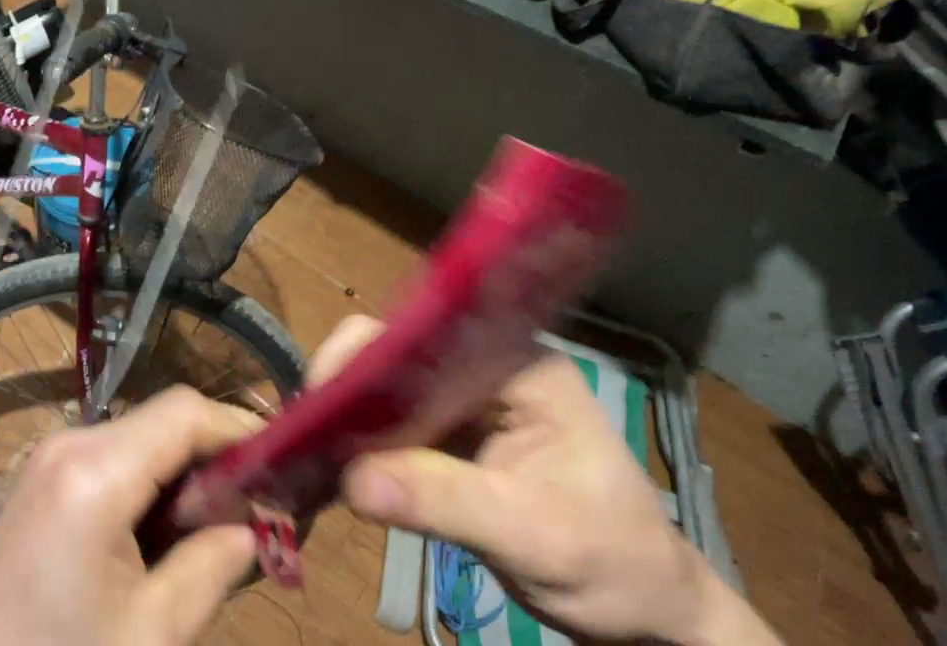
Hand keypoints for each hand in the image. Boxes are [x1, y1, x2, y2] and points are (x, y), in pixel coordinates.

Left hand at [0, 386, 261, 645]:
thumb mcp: (151, 631)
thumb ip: (212, 568)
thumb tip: (255, 528)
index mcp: (96, 472)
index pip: (184, 412)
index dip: (240, 429)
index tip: (286, 468)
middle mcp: (70, 444)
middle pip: (163, 420)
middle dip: (217, 455)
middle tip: (262, 509)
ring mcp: (50, 457)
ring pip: (140, 437)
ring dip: (185, 470)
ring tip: (223, 526)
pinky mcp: (42, 478)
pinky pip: (112, 457)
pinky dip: (151, 480)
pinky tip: (169, 531)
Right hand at [314, 316, 780, 645]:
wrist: (645, 612)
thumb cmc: (613, 564)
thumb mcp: (536, 535)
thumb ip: (446, 501)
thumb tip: (352, 479)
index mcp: (517, 365)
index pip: (425, 334)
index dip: (364, 355)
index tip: (318, 396)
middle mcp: (482, 368)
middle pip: (393, 355)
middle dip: (343, 388)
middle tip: (301, 432)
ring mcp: (461, 401)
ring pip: (381, 390)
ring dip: (343, 418)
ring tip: (305, 450)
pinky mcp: (444, 434)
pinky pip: (386, 425)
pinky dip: (356, 444)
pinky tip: (328, 465)